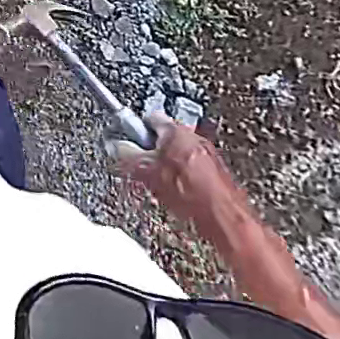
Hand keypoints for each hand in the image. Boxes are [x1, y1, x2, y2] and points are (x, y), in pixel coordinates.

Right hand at [108, 111, 245, 223]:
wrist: (223, 220)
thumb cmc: (190, 194)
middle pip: (163, 139)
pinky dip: (183, 180)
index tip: (127, 142)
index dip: (134, 131)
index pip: (148, 119)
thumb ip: (126, 154)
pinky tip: (179, 197)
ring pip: (178, 156)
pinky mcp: (217, 175)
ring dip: (167, 168)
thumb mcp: (145, 172)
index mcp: (176, 129)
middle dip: (151, 153)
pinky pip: (192, 171)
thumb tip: (116, 146)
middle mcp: (195, 137)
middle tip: (144, 169)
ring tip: (162, 188)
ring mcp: (208, 156)